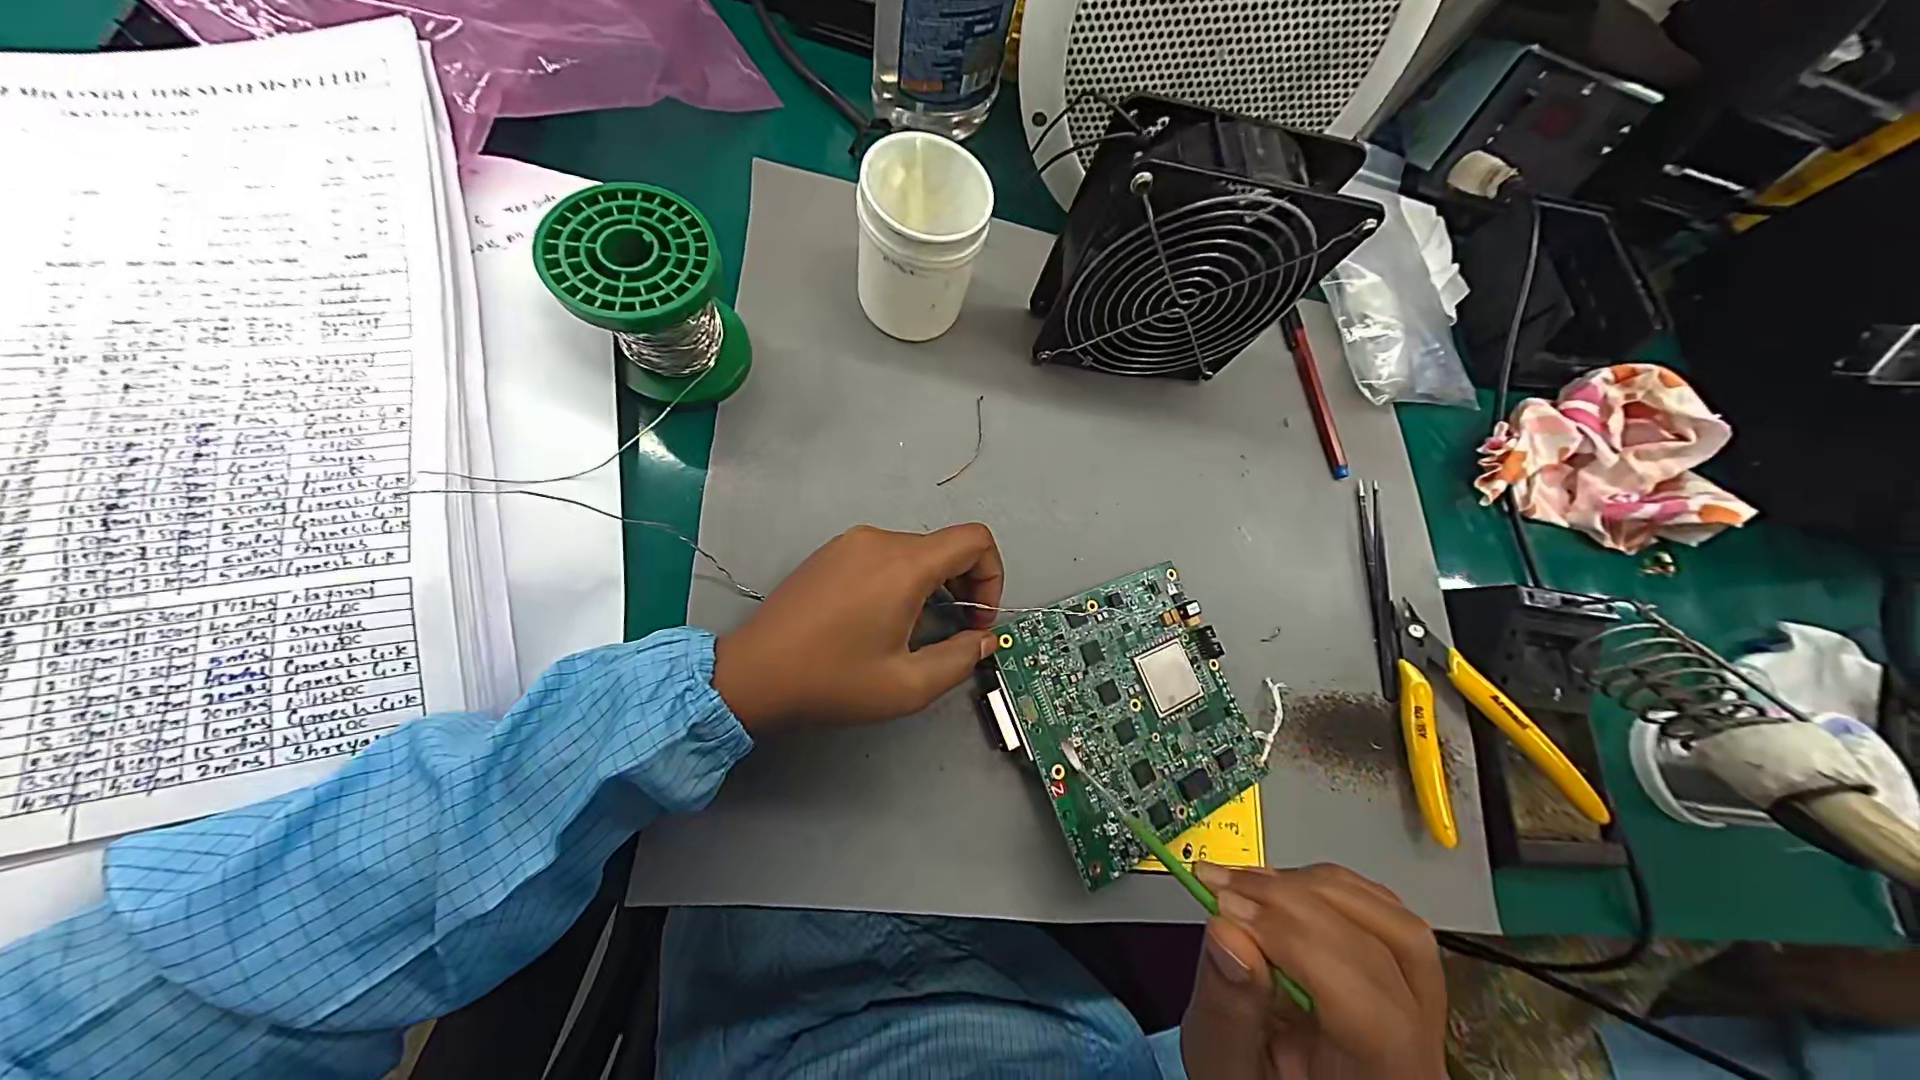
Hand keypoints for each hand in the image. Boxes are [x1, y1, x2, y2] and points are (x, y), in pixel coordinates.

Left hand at [711, 524, 1004, 734]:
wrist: (752, 674)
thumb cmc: (831, 681)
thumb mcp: (908, 685)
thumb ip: (960, 659)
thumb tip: (982, 640)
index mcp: (903, 565)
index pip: (975, 541)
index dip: (992, 577)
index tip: (977, 619)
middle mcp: (878, 541)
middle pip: (946, 547)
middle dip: (964, 587)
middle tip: (952, 633)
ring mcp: (850, 543)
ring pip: (916, 552)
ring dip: (932, 586)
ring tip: (913, 631)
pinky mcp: (830, 553)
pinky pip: (885, 556)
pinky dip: (902, 581)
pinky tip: (881, 621)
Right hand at [1183, 863, 1446, 1079]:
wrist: (1262, 1075)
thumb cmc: (1250, 1079)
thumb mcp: (1224, 1064)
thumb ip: (1228, 1005)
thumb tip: (1227, 929)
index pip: (1372, 1007)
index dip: (1297, 942)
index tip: (1228, 910)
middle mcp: (1420, 1047)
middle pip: (1385, 948)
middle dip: (1291, 901)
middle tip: (1224, 888)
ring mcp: (1418, 1005)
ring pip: (1388, 918)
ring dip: (1307, 887)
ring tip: (1245, 888)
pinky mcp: (1398, 971)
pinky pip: (1377, 908)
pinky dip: (1318, 885)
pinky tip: (1273, 890)